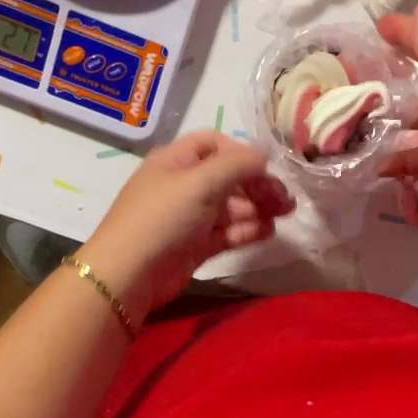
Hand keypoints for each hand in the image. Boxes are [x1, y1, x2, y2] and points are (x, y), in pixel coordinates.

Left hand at [76, 132, 294, 314]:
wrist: (131, 274)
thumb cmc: (163, 218)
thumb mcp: (201, 182)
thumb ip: (238, 164)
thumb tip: (264, 155)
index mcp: (176, 160)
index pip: (215, 144)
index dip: (242, 153)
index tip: (267, 169)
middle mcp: (183, 185)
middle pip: (228, 177)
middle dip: (258, 185)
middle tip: (286, 199)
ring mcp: (189, 217)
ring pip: (231, 207)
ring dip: (258, 208)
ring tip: (284, 215)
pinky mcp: (195, 246)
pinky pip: (227, 232)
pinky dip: (247, 230)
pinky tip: (268, 232)